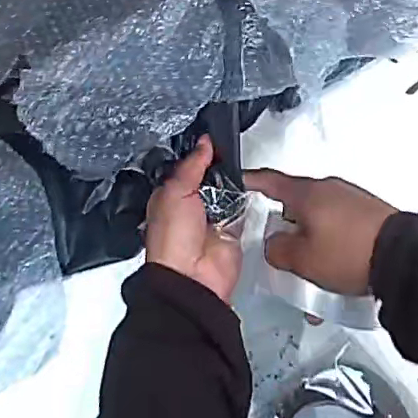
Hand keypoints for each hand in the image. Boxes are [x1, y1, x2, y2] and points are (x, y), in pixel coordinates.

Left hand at [144, 135, 242, 300]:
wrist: (193, 278)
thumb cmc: (172, 241)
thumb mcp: (176, 191)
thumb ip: (192, 164)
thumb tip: (204, 143)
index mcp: (171, 196)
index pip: (187, 167)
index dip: (197, 153)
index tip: (210, 138)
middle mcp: (191, 206)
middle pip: (209, 176)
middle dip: (217, 165)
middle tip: (225, 148)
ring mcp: (213, 217)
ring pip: (227, 188)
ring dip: (232, 180)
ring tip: (236, 165)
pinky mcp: (233, 227)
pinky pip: (242, 205)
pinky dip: (245, 196)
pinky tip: (246, 183)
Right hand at [244, 169, 396, 295]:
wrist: (402, 256)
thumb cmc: (349, 253)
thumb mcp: (303, 259)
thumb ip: (278, 250)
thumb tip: (274, 243)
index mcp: (307, 192)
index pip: (270, 180)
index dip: (251, 181)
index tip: (237, 180)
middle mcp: (327, 187)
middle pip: (294, 201)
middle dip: (284, 225)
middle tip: (277, 247)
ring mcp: (349, 197)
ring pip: (317, 217)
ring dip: (309, 240)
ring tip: (310, 273)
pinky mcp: (366, 212)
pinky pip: (337, 225)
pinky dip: (328, 243)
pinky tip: (333, 271)